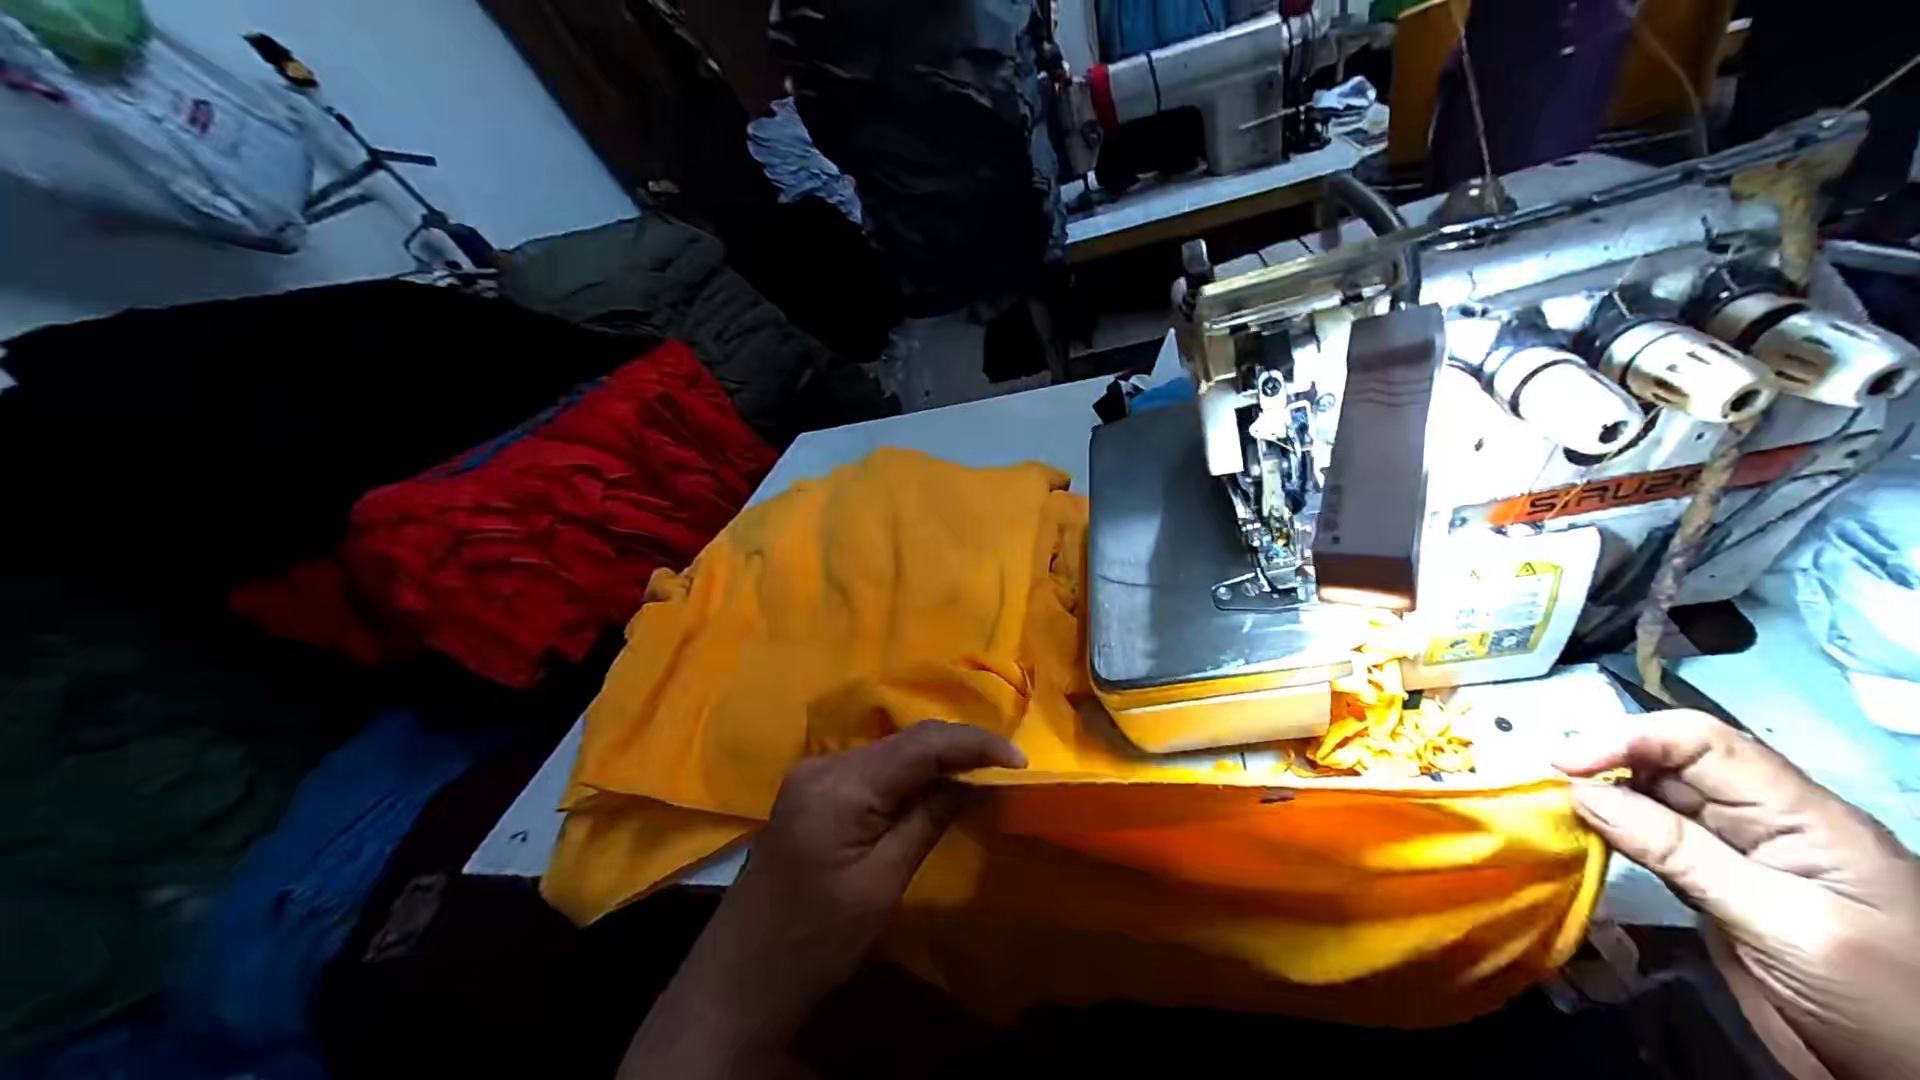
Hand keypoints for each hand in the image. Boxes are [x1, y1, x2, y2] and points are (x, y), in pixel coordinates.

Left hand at [619, 721, 1024, 1078]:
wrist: (741, 980)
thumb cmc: (816, 942)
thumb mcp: (882, 885)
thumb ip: (929, 819)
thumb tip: (977, 780)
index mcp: (840, 784)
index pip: (920, 743)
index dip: (973, 744)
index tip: (1019, 760)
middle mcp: (823, 764)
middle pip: (904, 740)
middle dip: (957, 748)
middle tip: (1005, 768)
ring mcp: (812, 774)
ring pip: (889, 750)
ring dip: (934, 759)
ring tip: (979, 774)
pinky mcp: (810, 790)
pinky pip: (871, 767)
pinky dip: (907, 773)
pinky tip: (931, 787)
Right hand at [1556, 710, 1919, 1079]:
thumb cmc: (1884, 1003)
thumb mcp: (1785, 926)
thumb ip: (1682, 853)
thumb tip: (1582, 792)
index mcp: (1803, 817)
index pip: (1701, 741)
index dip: (1626, 738)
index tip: (1565, 766)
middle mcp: (1767, 822)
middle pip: (1671, 761)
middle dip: (1605, 762)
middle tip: (1549, 786)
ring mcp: (1742, 854)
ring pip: (1654, 795)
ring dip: (1600, 792)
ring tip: (1555, 805)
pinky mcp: (1717, 884)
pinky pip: (1652, 835)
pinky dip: (1610, 826)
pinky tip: (1584, 832)